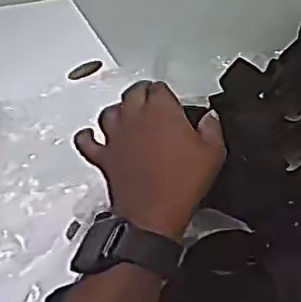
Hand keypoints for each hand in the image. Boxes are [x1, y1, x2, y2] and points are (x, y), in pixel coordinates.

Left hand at [74, 81, 224, 239]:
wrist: (154, 214)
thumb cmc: (180, 184)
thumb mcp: (213, 152)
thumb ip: (212, 128)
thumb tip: (210, 119)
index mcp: (162, 111)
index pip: (159, 88)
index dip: (166, 91)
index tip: (171, 97)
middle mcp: (135, 119)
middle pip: (133, 93)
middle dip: (143, 93)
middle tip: (151, 98)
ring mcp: (116, 137)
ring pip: (110, 112)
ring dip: (119, 110)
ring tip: (127, 112)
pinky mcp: (103, 157)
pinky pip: (87, 140)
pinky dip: (88, 136)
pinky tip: (91, 135)